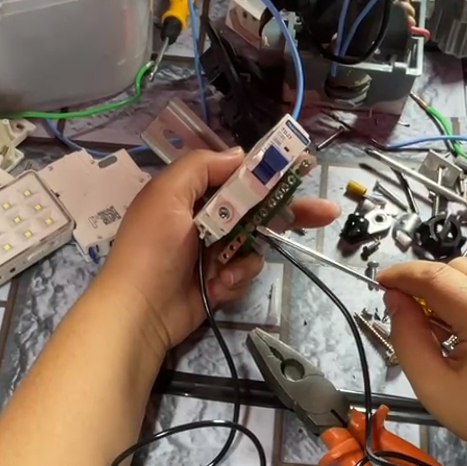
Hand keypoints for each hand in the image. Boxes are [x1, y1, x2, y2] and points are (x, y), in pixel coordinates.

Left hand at [93, 149, 335, 351]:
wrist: (139, 311)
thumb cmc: (151, 248)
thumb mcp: (168, 194)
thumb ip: (203, 167)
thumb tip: (240, 154)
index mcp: (192, 193)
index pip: (239, 176)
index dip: (269, 174)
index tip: (301, 171)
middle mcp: (206, 219)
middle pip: (258, 209)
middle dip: (289, 213)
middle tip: (327, 214)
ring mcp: (214, 252)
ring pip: (255, 245)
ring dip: (245, 259)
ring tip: (223, 273)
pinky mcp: (220, 280)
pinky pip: (245, 273)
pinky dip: (234, 280)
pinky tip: (216, 288)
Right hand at [378, 258, 466, 465]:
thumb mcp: (431, 385)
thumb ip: (407, 336)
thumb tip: (394, 297)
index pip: (438, 277)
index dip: (405, 274)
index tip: (384, 280)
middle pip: (463, 267)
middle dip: (433, 283)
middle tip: (418, 312)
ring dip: (462, 291)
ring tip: (453, 329)